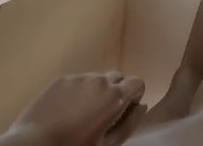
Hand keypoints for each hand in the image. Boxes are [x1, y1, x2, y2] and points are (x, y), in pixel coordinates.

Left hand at [0, 72, 144, 145]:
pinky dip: (78, 93)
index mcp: (114, 96)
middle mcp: (99, 80)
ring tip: (81, 116)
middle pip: (117, 78)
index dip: (134, 97)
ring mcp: (79, 77)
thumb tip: (141, 106)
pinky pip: (78, 82)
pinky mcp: (61, 79)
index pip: (137, 83)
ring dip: (96, 92)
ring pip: (96, 79)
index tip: (123, 113)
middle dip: (116, 93)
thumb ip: (129, 124)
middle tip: (102, 117)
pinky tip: (65, 112)